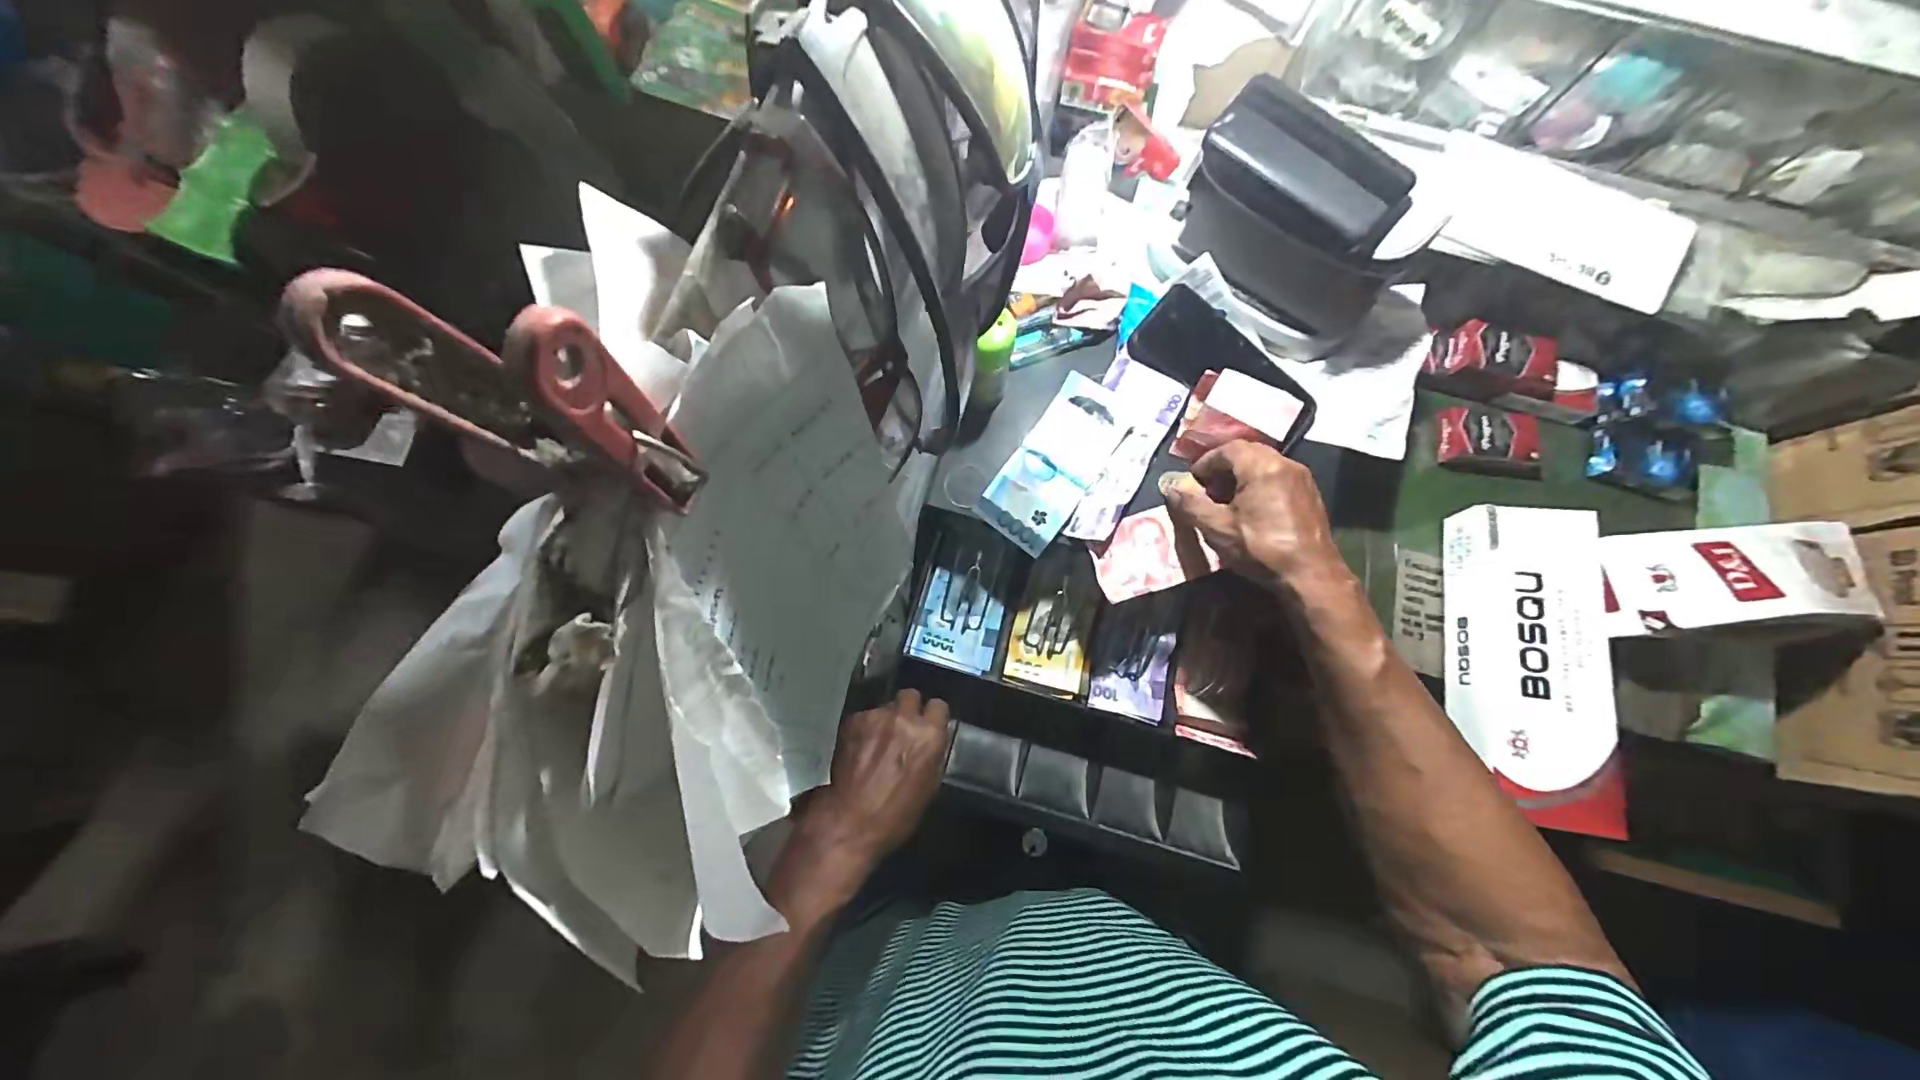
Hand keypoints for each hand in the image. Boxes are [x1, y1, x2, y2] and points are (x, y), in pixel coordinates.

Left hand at [774, 691, 950, 922]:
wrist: (850, 820)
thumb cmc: (895, 814)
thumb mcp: (929, 785)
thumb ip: (933, 753)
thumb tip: (932, 740)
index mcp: (929, 736)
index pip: (939, 706)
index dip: (932, 717)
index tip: (927, 725)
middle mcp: (905, 719)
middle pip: (911, 695)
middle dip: (908, 709)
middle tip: (902, 728)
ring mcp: (877, 717)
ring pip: (885, 706)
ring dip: (885, 720)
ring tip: (877, 743)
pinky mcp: (853, 720)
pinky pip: (865, 717)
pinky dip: (864, 728)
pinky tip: (860, 748)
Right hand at [1159, 440, 1347, 596]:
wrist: (1311, 576)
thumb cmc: (1261, 549)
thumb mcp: (1217, 528)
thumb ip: (1190, 504)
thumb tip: (1171, 487)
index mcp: (1262, 466)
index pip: (1228, 449)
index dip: (1205, 463)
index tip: (1192, 483)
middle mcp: (1286, 464)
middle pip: (1247, 453)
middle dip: (1222, 469)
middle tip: (1207, 492)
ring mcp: (1302, 478)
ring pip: (1264, 465)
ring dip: (1240, 477)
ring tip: (1226, 503)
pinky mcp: (1310, 494)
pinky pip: (1278, 478)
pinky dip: (1259, 486)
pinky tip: (1250, 511)